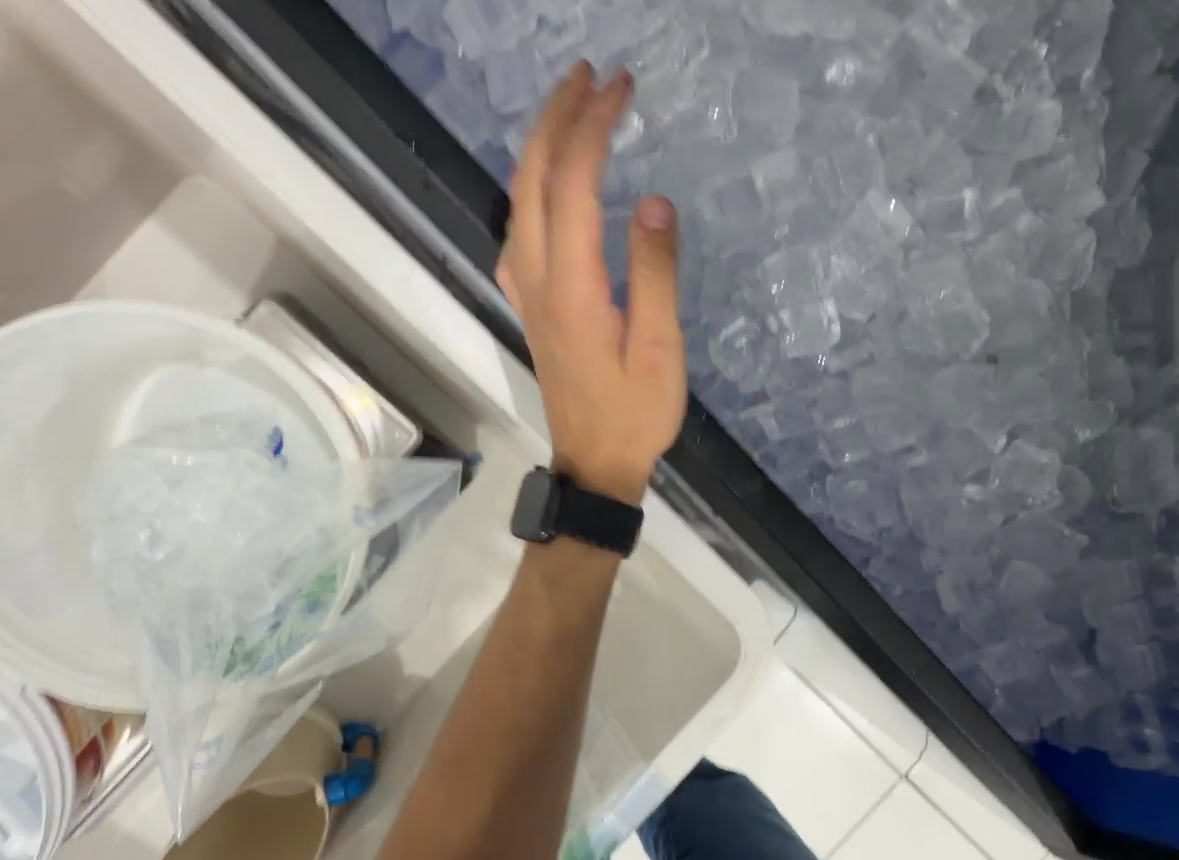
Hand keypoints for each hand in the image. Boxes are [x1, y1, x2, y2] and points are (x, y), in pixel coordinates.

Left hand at [498, 63, 686, 503]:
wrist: (594, 463)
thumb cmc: (635, 414)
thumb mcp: (660, 349)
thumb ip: (654, 274)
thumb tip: (650, 201)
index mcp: (572, 286)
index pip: (572, 184)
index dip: (593, 128)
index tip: (621, 88)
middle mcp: (538, 279)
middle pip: (532, 181)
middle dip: (557, 120)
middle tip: (589, 76)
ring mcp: (527, 293)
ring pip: (518, 203)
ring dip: (540, 149)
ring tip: (571, 110)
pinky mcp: (531, 306)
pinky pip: (519, 232)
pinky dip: (530, 190)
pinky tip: (545, 186)